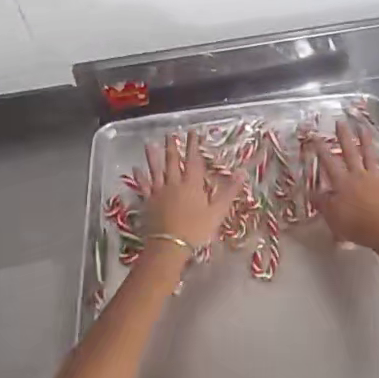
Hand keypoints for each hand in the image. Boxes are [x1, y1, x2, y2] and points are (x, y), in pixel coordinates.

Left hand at [134, 129, 243, 250]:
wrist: (170, 244)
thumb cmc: (196, 229)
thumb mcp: (218, 211)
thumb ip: (229, 191)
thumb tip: (242, 172)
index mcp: (192, 184)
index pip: (193, 160)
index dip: (193, 146)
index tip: (192, 133)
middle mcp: (174, 183)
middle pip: (173, 162)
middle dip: (172, 147)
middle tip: (170, 134)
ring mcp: (159, 191)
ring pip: (156, 170)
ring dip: (153, 156)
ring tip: (150, 143)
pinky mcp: (148, 201)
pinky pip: (143, 186)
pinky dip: (139, 177)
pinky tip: (136, 169)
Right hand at [315, 119, 378, 253]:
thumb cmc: (358, 226)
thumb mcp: (333, 217)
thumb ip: (323, 203)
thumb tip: (312, 192)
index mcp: (342, 183)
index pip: (329, 163)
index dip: (321, 149)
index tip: (315, 136)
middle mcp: (359, 176)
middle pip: (350, 153)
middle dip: (344, 137)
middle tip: (340, 122)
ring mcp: (378, 178)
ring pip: (370, 156)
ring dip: (366, 141)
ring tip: (363, 128)